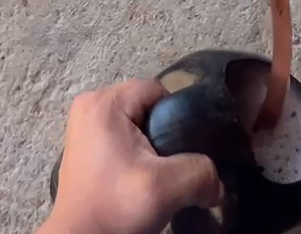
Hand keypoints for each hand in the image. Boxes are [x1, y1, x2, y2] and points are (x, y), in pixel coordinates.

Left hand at [40, 79, 221, 233]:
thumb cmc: (114, 208)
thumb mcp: (163, 190)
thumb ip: (198, 173)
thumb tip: (217, 181)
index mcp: (104, 102)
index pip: (155, 91)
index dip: (175, 117)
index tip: (180, 149)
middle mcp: (90, 103)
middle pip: (144, 105)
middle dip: (161, 134)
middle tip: (167, 166)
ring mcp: (83, 122)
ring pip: (133, 121)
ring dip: (147, 146)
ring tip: (152, 174)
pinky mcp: (83, 141)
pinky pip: (119, 134)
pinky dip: (131, 152)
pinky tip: (134, 177)